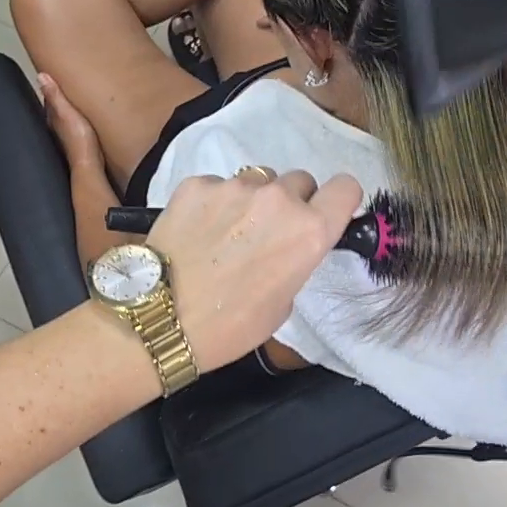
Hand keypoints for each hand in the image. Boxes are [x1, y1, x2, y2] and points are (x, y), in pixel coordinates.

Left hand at [40, 73, 103, 175]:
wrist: (89, 165)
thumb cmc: (79, 140)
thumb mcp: (68, 113)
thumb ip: (55, 96)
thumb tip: (40, 76)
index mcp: (52, 118)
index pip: (48, 100)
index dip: (50, 89)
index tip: (52, 77)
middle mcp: (56, 128)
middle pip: (54, 110)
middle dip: (56, 100)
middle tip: (61, 87)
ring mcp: (65, 138)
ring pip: (62, 120)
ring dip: (64, 112)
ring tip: (70, 102)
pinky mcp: (76, 145)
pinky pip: (71, 129)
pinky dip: (72, 123)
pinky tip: (78, 123)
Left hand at [147, 168, 362, 368]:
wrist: (160, 318)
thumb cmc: (230, 326)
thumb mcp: (283, 302)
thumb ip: (295, 259)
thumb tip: (284, 245)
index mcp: (308, 232)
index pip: (346, 188)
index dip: (338, 199)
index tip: (325, 212)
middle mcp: (277, 200)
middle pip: (299, 181)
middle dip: (290, 203)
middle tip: (267, 234)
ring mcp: (234, 186)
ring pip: (257, 180)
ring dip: (251, 200)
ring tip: (226, 234)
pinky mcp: (196, 184)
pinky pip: (217, 185)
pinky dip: (213, 203)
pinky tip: (197, 231)